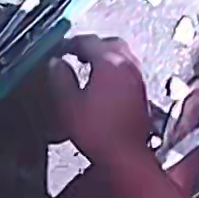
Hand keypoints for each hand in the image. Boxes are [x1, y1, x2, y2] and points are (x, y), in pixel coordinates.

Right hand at [48, 36, 154, 173]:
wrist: (125, 155)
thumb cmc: (99, 133)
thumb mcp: (68, 104)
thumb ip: (60, 78)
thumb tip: (56, 64)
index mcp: (108, 63)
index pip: (87, 41)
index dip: (70, 43)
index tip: (60, 49)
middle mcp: (127, 66)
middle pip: (110, 43)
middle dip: (92, 45)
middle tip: (76, 53)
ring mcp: (138, 80)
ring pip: (122, 56)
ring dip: (105, 56)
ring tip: (89, 66)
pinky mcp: (142, 94)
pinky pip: (128, 72)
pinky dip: (115, 71)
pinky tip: (104, 84)